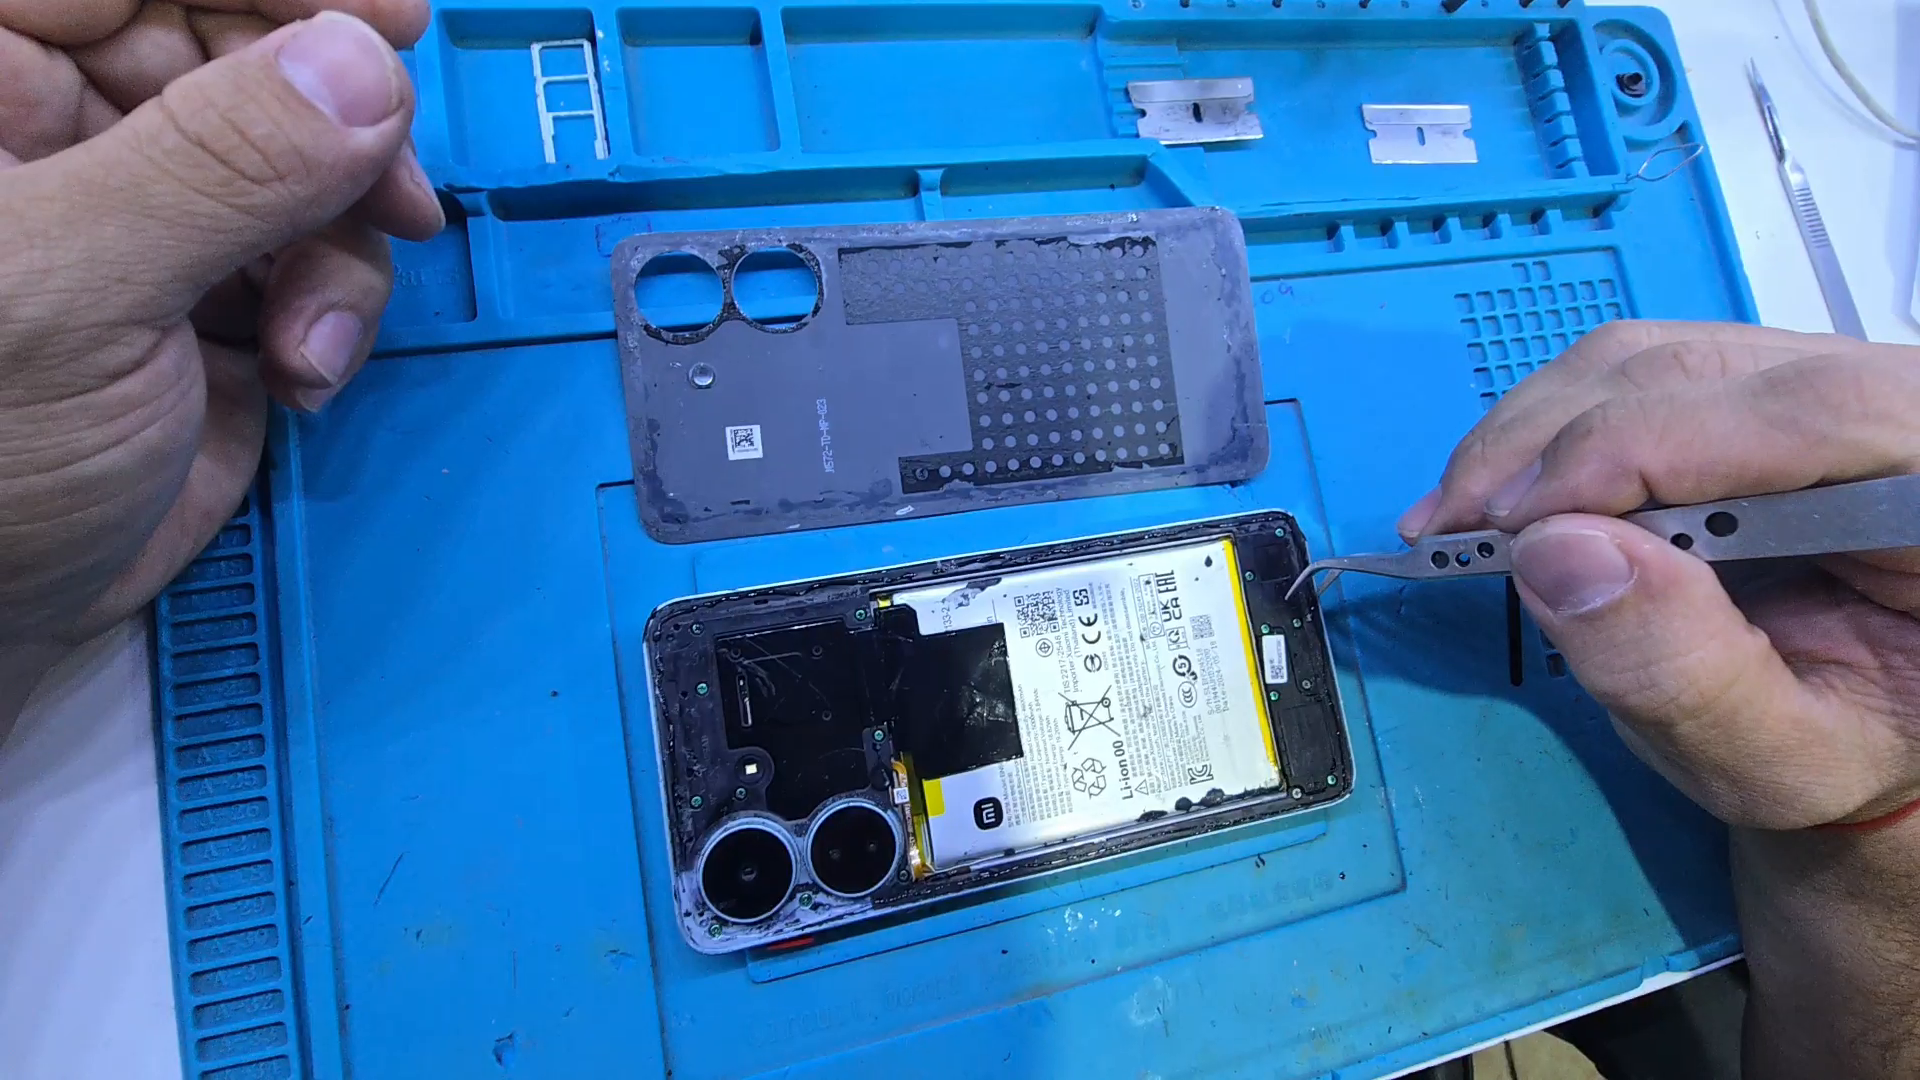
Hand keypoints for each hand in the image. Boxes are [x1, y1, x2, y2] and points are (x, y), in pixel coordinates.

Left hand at [0, 2, 438, 651]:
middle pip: (251, 67)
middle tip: (398, 207)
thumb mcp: (67, 292)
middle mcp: (64, 121)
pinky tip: (304, 367)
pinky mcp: (226, 286)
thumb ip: (219, 168)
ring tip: (312, 338)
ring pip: (312, 175)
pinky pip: (326, 259)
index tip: (399, 12)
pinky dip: (339, 311)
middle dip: (339, 144)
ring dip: (343, 256)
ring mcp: (158, 210)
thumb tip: (367, 67)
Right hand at [1400, 321, 1919, 828]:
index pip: (1806, 411)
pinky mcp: (1751, 397)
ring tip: (1463, 519)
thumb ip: (1673, 665)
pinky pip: (1620, 379)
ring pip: (1640, 360)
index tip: (1505, 525)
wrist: (1875, 731)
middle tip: (1450, 528)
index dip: (1630, 449)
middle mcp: (1912, 407)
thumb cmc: (1848, 759)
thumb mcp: (1771, 756)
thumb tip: (1548, 548)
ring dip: (1522, 438)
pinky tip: (1501, 496)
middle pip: (1694, 368)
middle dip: (1542, 445)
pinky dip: (1536, 435)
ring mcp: (1831, 388)